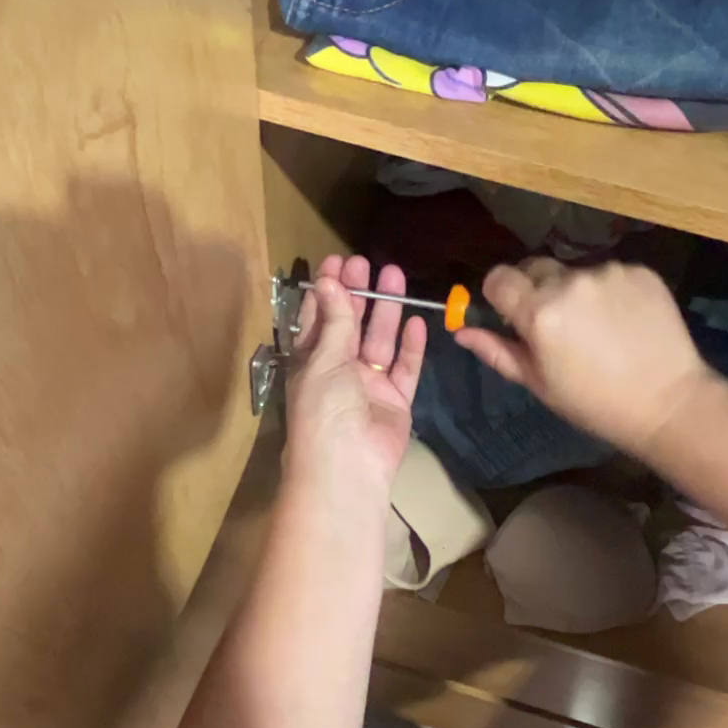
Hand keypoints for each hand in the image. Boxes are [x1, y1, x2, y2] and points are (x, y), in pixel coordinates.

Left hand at [284, 254, 427, 502]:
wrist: (347, 466)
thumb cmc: (324, 410)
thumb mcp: (323, 360)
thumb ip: (335, 321)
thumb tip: (329, 282)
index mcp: (310, 362)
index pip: (318, 318)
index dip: (327, 290)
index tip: (338, 261)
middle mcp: (338, 371)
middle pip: (350, 326)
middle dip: (358, 294)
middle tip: (368, 264)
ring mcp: (368, 387)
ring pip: (380, 342)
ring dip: (387, 311)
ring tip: (396, 277)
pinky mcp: (395, 402)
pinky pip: (405, 369)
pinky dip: (411, 347)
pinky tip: (417, 322)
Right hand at [455, 258, 715, 456]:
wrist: (667, 402)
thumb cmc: (594, 403)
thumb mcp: (539, 383)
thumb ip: (498, 351)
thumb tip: (461, 331)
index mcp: (539, 312)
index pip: (499, 278)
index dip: (499, 294)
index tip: (509, 314)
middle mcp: (571, 283)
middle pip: (534, 268)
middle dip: (534, 291)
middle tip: (553, 326)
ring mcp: (608, 273)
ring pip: (573, 273)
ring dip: (573, 292)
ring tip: (595, 329)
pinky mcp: (639, 270)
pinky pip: (608, 274)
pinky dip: (607, 292)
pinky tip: (621, 322)